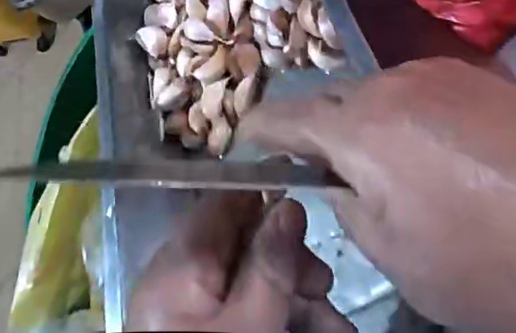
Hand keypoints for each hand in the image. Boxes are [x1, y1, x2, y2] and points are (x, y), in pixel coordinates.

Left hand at [126, 192, 354, 332]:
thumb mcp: (250, 327)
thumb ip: (270, 262)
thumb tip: (290, 202)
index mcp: (178, 264)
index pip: (225, 201)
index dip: (268, 196)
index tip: (311, 202)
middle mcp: (180, 279)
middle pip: (246, 245)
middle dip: (294, 263)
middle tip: (326, 289)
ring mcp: (192, 313)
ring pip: (254, 283)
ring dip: (299, 299)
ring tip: (337, 327)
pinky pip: (248, 313)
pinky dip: (284, 320)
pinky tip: (321, 331)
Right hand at [239, 57, 515, 332]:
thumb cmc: (493, 259)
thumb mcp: (401, 257)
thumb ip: (353, 209)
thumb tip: (340, 183)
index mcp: (362, 126)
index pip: (286, 117)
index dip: (259, 132)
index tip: (243, 144)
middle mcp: (393, 80)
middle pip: (333, 99)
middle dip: (318, 132)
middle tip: (326, 176)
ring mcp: (439, 71)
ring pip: (377, 94)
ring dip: (368, 127)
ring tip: (393, 176)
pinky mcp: (476, 75)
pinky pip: (418, 91)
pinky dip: (407, 120)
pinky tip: (440, 160)